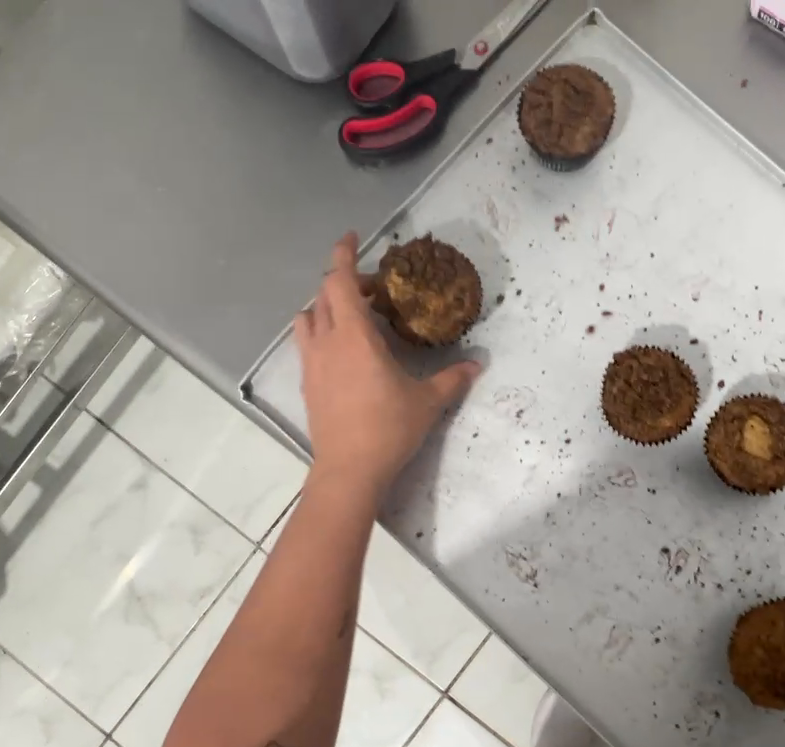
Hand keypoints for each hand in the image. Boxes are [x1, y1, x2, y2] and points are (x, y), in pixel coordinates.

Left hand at [295, 232, 479, 502]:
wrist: (349, 470)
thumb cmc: (388, 429)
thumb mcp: (428, 403)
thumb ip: (452, 379)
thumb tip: (477, 365)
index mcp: (354, 335)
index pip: (339, 279)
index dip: (343, 253)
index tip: (352, 237)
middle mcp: (326, 342)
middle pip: (324, 295)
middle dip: (345, 283)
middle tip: (374, 291)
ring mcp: (311, 364)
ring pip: (308, 318)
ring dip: (326, 308)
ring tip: (352, 319)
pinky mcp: (307, 385)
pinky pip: (307, 345)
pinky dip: (321, 335)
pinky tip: (343, 354)